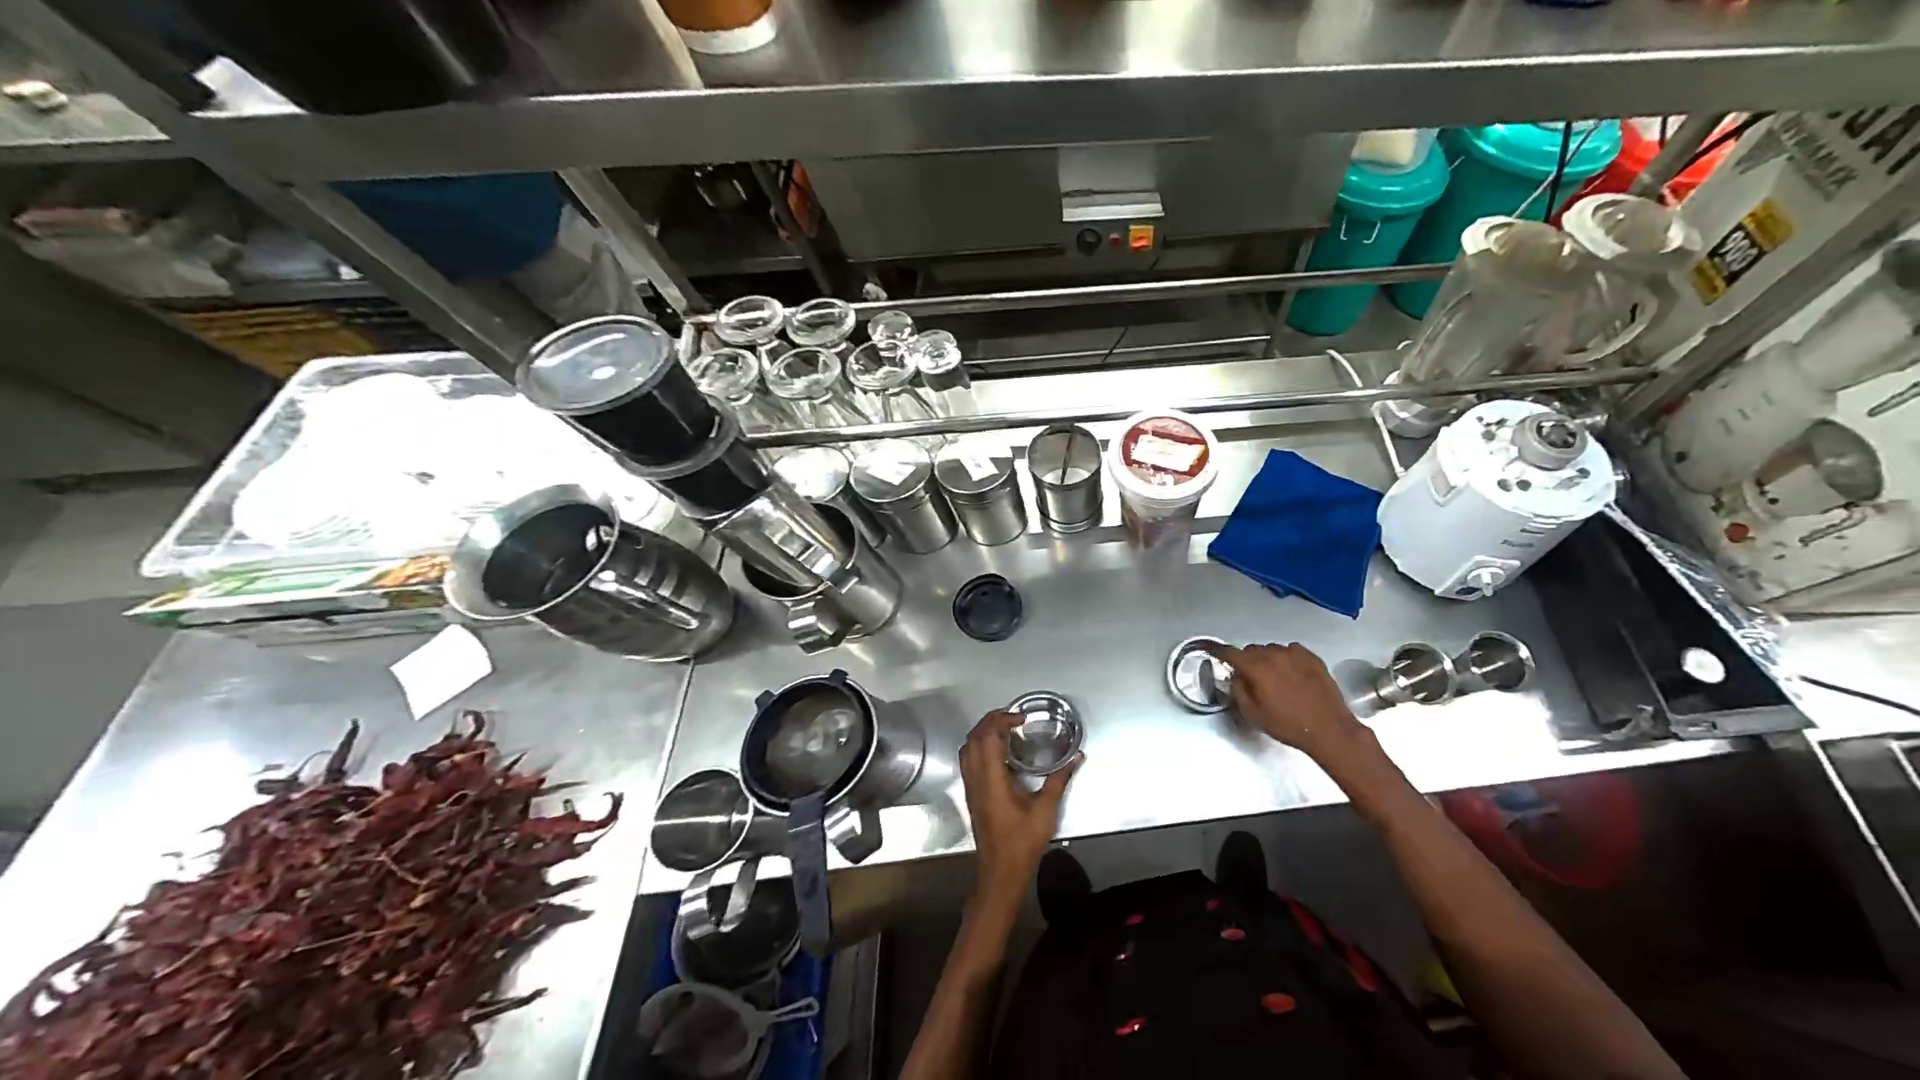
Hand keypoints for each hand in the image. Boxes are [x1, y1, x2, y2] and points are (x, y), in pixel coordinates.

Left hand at [960, 711, 1076, 894]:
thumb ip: (1059, 780)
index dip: (1000, 721)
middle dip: (990, 721)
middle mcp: (976, 779)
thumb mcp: (1046, 810)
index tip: (1020, 718)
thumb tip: (1076, 757)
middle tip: (1013, 717)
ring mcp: (970, 786)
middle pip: (974, 738)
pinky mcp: (972, 794)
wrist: (1001, 871)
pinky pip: (968, 760)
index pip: (987, 738)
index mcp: (991, 779)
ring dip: (983, 732)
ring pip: (967, 748)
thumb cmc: (1023, 842)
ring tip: (1005, 728)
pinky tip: (998, 752)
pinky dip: (979, 746)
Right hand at [1213, 642, 1379, 775]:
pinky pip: (1292, 650)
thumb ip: (1239, 691)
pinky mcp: (1313, 658)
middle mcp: (1274, 655)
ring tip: (1275, 677)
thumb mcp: (1253, 714)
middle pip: (1252, 649)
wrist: (1329, 729)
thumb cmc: (1288, 725)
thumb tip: (1237, 677)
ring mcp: (1295, 655)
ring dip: (1268, 659)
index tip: (1217, 654)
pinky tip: (1292, 673)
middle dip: (1248, 660)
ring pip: (1272, 649)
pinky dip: (1287, 658)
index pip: (1231, 652)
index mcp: (1256, 668)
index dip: (1221, 652)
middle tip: (1252, 678)